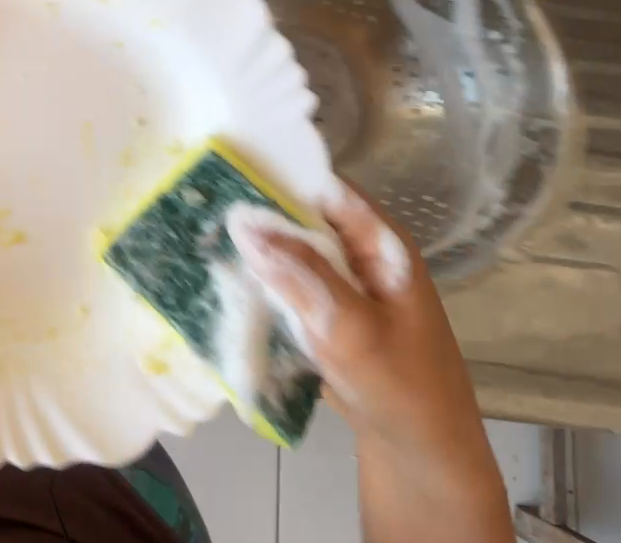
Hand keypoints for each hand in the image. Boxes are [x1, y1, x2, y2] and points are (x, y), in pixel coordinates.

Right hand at [226, 182, 508, 533]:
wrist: (420, 455)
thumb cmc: (399, 387)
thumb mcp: (350, 328)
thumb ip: (302, 272)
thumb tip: (245, 221)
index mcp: (381, 242)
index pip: (322, 185)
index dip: (276, 171)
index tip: (223, 164)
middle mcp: (362, 250)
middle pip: (302, 211)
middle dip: (256, 207)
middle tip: (199, 199)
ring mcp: (344, 278)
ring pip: (290, 244)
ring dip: (254, 241)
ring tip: (200, 227)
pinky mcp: (326, 304)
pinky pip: (287, 275)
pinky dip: (260, 272)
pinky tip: (222, 269)